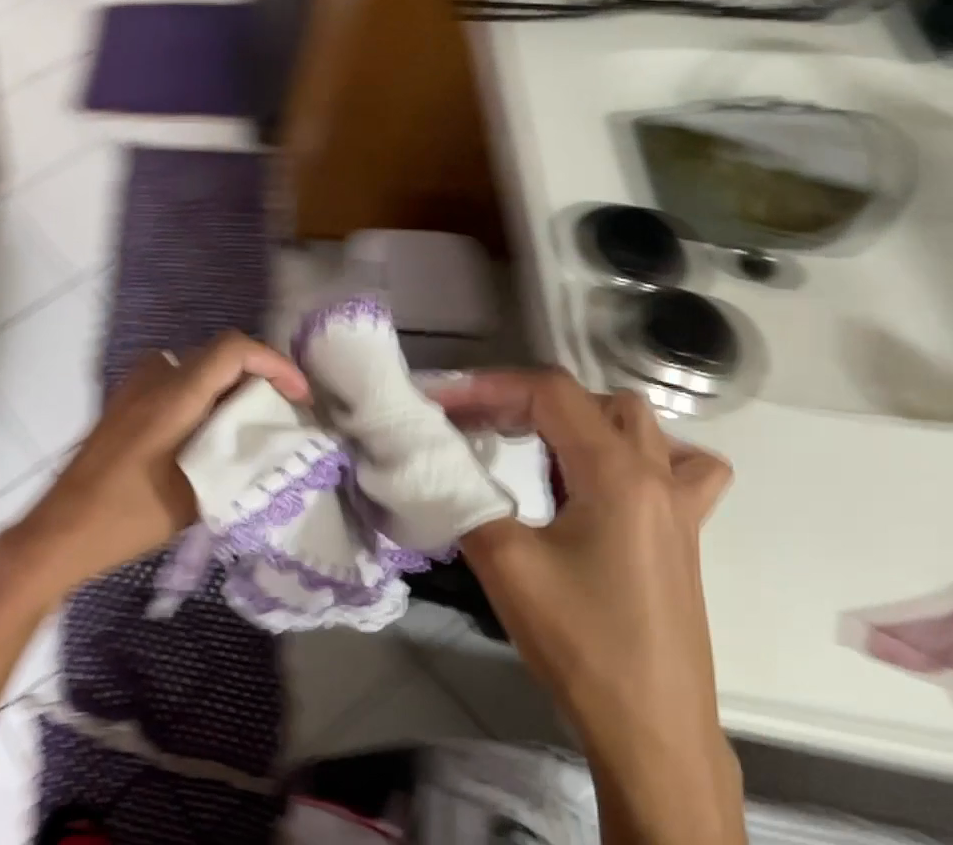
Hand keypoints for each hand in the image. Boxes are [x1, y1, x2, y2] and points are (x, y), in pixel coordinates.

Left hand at [0, 332, 309, 602]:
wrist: (61, 530)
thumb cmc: (127, 518)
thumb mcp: (195, 498)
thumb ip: (236, 467)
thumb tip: (272, 455)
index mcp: (171, 397)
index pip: (231, 349)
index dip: (274, 362)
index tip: (298, 397)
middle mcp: (150, 382)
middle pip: (214, 356)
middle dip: (255, 379)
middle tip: (282, 417)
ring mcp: (129, 392)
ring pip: (192, 370)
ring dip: (226, 389)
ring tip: (251, 429)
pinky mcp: (120, 409)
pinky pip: (170, 387)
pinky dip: (199, 399)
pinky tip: (209, 439)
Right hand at [433, 369, 743, 842]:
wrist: (649, 721)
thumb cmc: (578, 638)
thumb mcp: (503, 561)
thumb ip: (463, 496)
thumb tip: (425, 460)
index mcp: (619, 475)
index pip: (551, 393)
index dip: (488, 385)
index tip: (437, 402)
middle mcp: (658, 478)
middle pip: (594, 400)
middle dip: (526, 399)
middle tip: (473, 424)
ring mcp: (679, 508)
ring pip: (638, 428)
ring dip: (577, 420)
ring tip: (528, 443)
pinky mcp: (680, 536)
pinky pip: (673, 467)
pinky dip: (629, 454)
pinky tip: (593, 481)